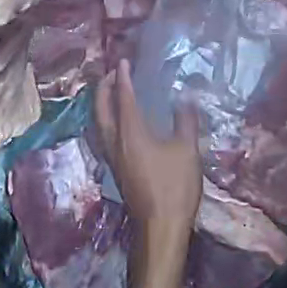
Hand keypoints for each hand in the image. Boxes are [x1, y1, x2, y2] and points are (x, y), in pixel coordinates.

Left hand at [93, 62, 202, 253]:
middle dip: (104, 88)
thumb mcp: (187, 149)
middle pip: (101, 110)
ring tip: (112, 93)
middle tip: (113, 73)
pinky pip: (105, 136)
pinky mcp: (117, 170)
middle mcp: (115, 142)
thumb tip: (185, 98)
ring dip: (102, 104)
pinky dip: (107, 120)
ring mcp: (113, 158)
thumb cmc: (174, 185)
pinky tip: (119, 123)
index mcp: (131, 132)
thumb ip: (185, 120)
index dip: (123, 78)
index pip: (123, 98)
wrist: (160, 226)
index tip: (123, 61)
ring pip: (99, 124)